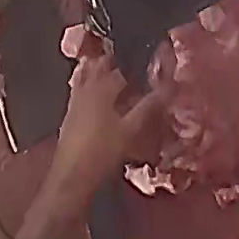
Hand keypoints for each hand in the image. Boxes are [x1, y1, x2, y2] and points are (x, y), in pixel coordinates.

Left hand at [43, 53, 162, 207]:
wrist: (71, 177)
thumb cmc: (103, 151)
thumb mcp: (130, 130)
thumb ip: (149, 106)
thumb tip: (169, 87)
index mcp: (102, 88)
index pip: (121, 68)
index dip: (135, 65)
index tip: (148, 63)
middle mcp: (86, 89)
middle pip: (100, 67)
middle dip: (115, 61)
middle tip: (132, 63)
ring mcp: (75, 101)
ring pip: (86, 76)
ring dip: (99, 70)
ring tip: (114, 70)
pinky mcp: (69, 115)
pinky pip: (79, 89)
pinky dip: (88, 84)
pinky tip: (96, 95)